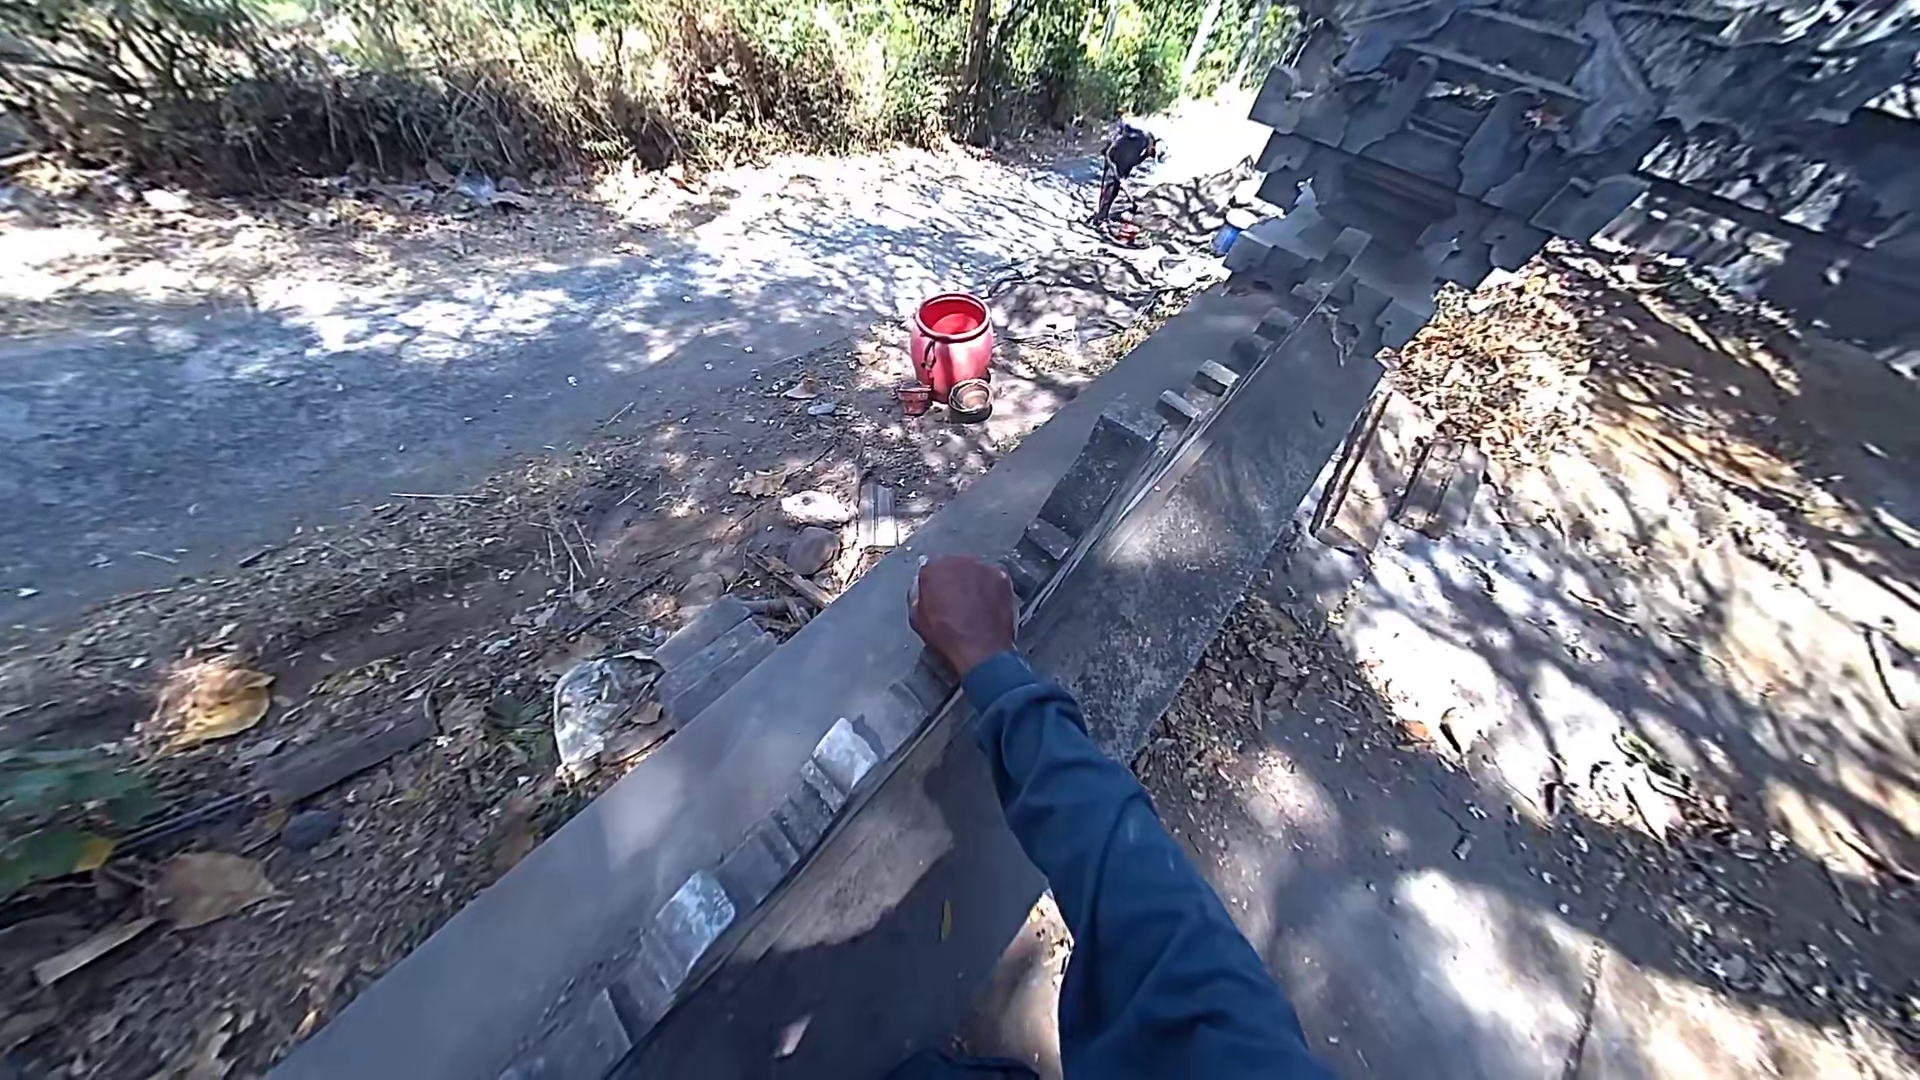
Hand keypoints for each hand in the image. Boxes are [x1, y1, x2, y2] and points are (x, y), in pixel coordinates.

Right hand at [909, 555, 1014, 677]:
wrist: (980, 648)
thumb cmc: (947, 635)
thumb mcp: (917, 617)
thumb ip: (917, 593)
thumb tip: (922, 585)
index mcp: (934, 567)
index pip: (930, 566)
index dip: (932, 582)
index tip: (935, 594)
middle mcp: (959, 560)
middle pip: (954, 565)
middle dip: (953, 579)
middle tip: (954, 600)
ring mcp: (983, 567)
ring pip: (974, 571)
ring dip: (971, 582)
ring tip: (972, 604)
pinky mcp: (1002, 577)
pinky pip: (992, 579)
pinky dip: (989, 588)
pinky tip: (986, 605)